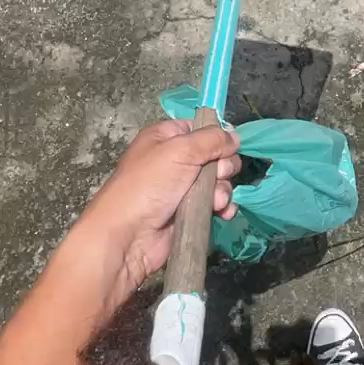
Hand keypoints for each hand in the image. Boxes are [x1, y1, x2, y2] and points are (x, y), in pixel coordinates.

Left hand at [71, 119, 240, 294]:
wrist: (128, 236)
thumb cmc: (149, 185)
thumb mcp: (180, 150)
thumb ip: (212, 139)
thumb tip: (235, 137)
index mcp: (166, 138)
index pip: (200, 128)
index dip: (216, 136)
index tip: (226, 147)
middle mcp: (175, 160)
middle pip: (215, 155)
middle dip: (223, 166)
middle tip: (218, 175)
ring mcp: (183, 187)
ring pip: (219, 180)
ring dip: (223, 190)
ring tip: (216, 201)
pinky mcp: (189, 211)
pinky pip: (216, 203)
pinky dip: (223, 206)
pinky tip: (223, 212)